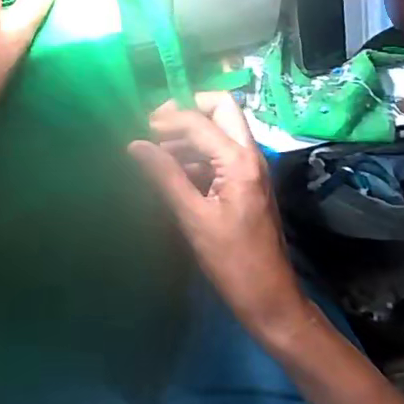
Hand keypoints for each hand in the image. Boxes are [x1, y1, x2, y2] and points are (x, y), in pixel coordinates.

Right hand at [128, 93, 315, 341]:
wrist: (268, 295)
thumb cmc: (231, 259)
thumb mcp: (193, 217)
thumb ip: (165, 176)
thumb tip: (135, 145)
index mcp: (239, 160)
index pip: (199, 121)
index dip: (166, 120)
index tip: (139, 131)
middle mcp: (250, 154)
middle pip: (221, 108)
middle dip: (187, 109)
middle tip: (154, 126)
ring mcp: (250, 167)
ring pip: (220, 128)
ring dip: (189, 131)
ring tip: (155, 150)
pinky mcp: (245, 181)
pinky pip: (219, 152)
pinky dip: (195, 152)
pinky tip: (170, 170)